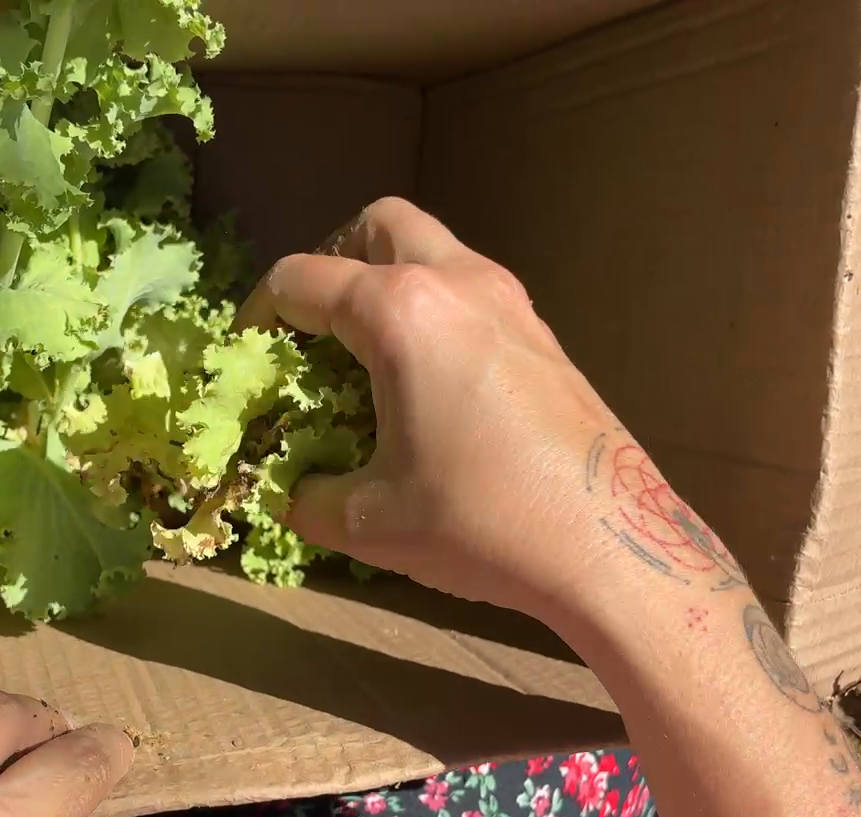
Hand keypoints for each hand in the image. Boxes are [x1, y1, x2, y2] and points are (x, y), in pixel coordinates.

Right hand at [237, 197, 630, 626]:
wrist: (612, 547)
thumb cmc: (479, 523)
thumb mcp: (367, 521)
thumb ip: (305, 496)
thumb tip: (288, 489)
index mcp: (401, 313)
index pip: (302, 279)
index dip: (259, 313)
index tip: (248, 354)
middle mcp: (458, 282)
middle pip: (376, 226)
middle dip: (329, 263)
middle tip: (312, 328)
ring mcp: (511, 301)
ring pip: (430, 248)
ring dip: (383, 282)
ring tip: (362, 355)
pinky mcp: (541, 332)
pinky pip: (466, 288)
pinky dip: (428, 309)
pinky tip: (423, 381)